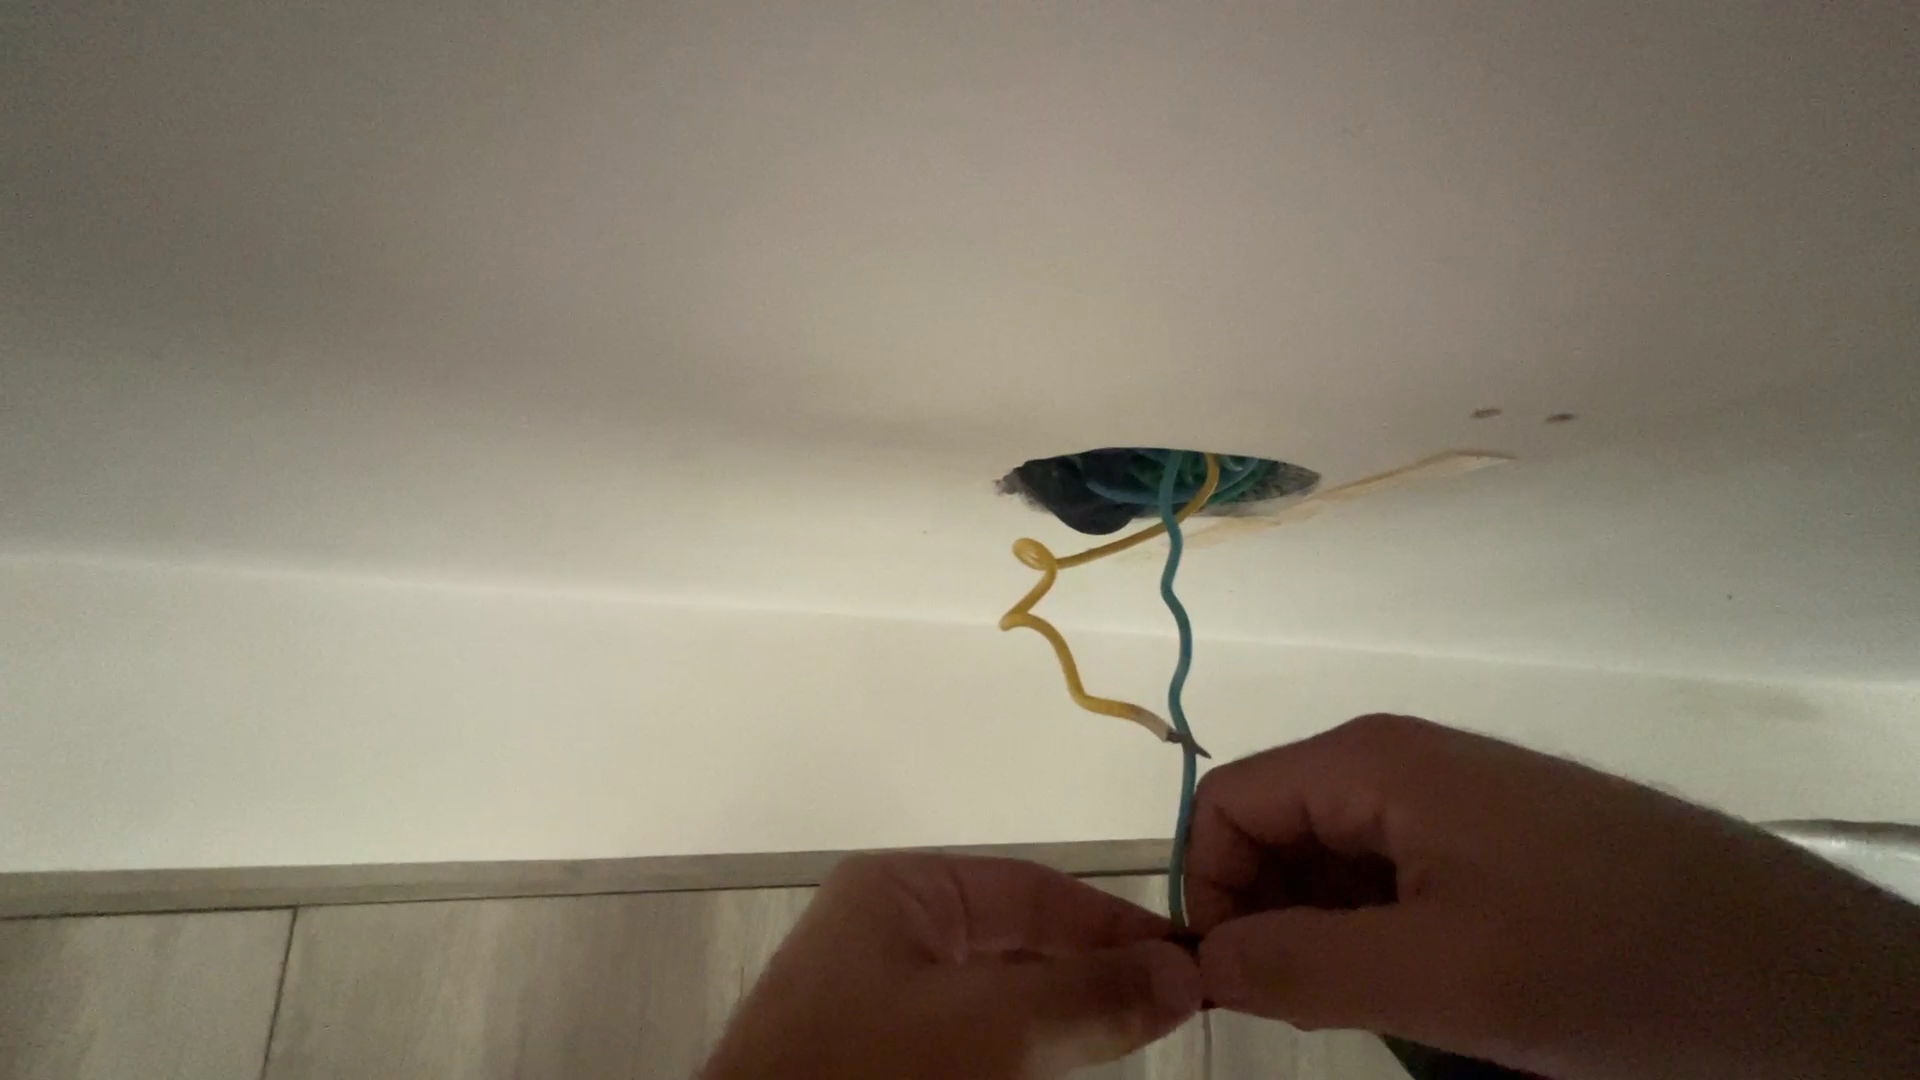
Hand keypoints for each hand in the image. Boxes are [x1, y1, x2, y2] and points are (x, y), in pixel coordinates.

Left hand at [699, 852, 1201, 1079]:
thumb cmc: (870, 1073)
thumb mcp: (988, 1029)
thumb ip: (1084, 997)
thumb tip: (1182, 971)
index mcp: (901, 891)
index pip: (1028, 889)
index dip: (1108, 920)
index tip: (1182, 956)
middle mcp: (888, 930)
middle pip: (1014, 937)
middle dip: (1088, 967)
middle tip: (1169, 1000)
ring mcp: (878, 996)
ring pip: (996, 991)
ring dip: (1061, 1012)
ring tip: (1131, 1027)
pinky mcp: (878, 1054)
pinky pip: (969, 1035)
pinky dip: (1021, 1047)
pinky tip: (1061, 1061)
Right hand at [1188, 714, 1919, 1079]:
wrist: (1831, 983)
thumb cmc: (1619, 964)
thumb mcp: (1447, 980)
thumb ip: (1303, 966)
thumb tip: (1198, 962)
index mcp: (1367, 761)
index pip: (1229, 801)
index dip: (1210, 883)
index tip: (1231, 977)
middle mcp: (1392, 758)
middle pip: (1275, 821)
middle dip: (1263, 909)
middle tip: (1297, 1004)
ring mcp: (1442, 790)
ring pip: (1328, 849)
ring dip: (1316, 923)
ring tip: (1361, 1002)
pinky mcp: (1484, 829)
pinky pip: (1385, 865)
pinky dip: (1368, 922)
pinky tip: (1412, 979)